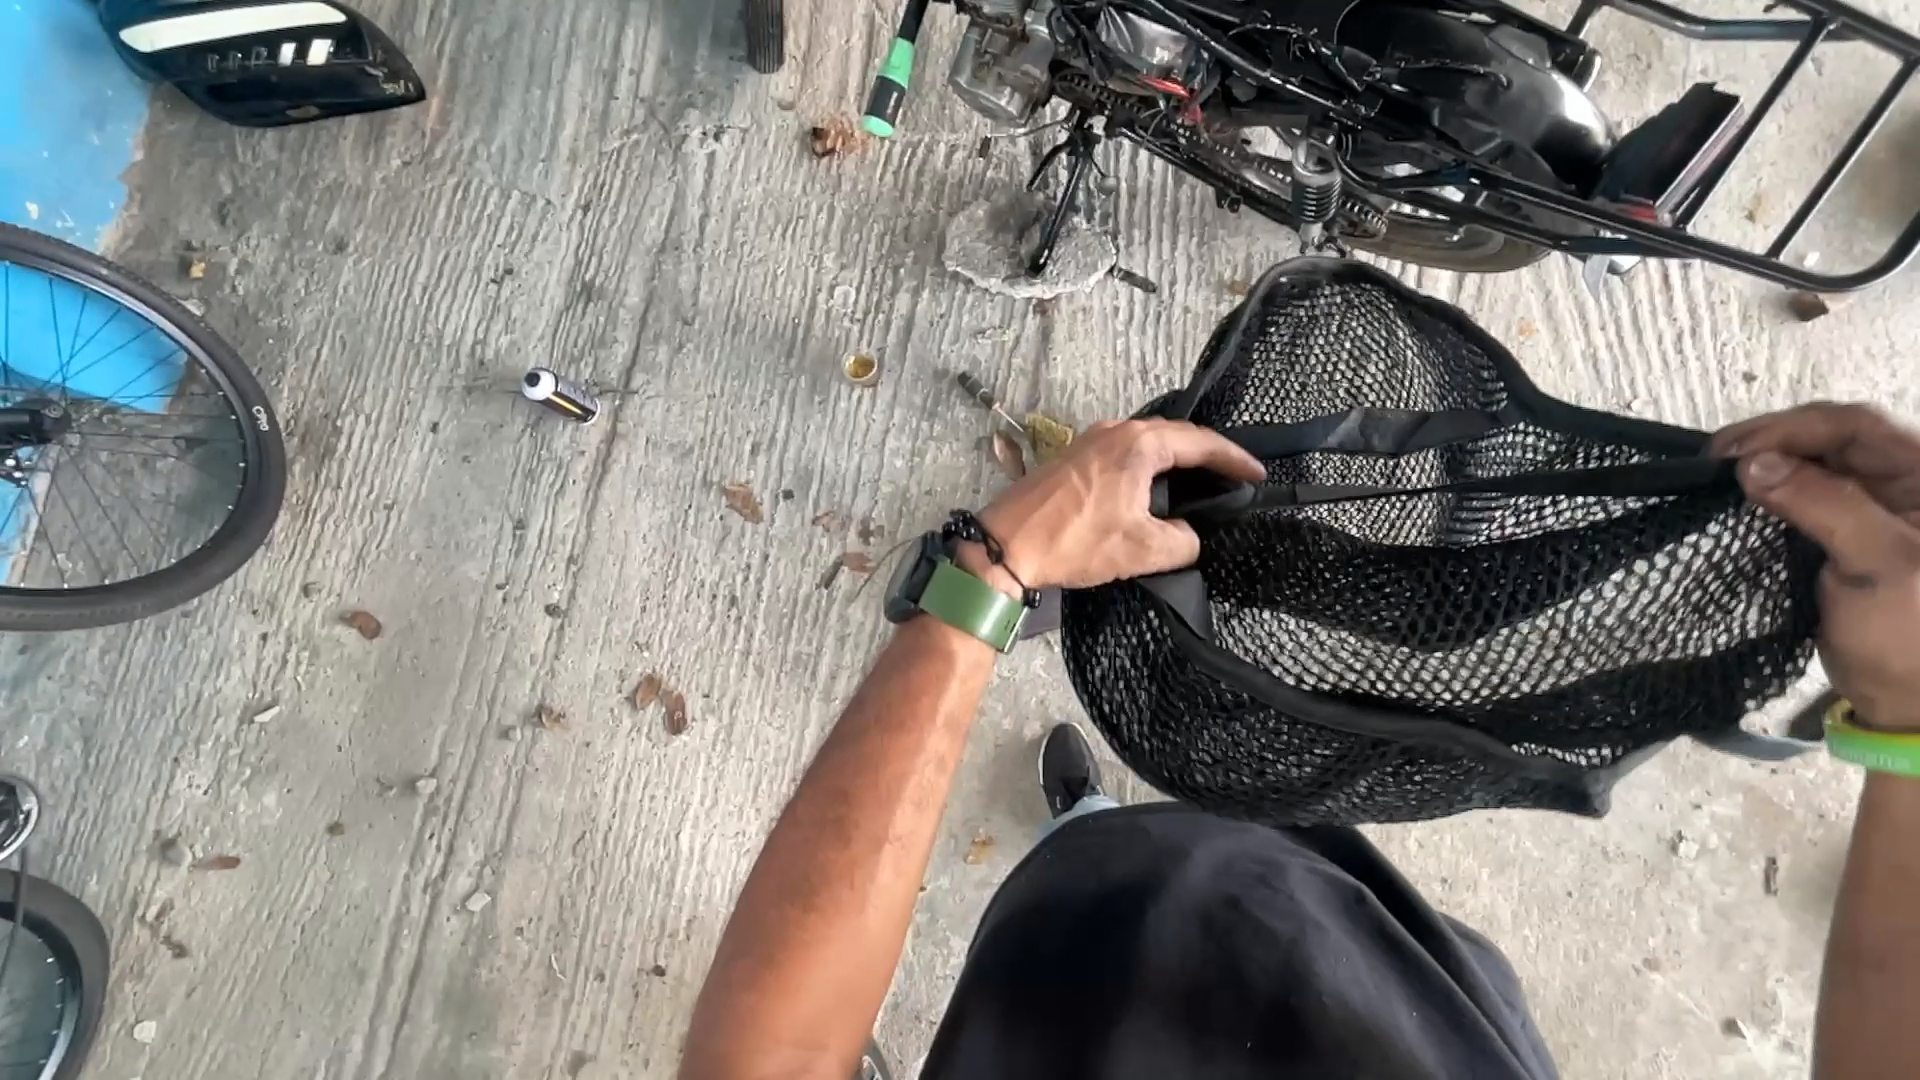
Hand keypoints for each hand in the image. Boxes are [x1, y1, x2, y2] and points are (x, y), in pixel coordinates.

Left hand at [960, 418, 1265, 591]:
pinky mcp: (1071, 458)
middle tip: (1232, 477)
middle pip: (1173, 437)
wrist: (1006, 545)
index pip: (1200, 443)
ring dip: (1172, 462)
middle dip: (1206, 456)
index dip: (1233, 459)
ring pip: (1145, 445)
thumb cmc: (1075, 541)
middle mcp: (1114, 431)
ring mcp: (1088, 441)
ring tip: (1197, 485)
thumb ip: (1182, 542)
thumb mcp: (1141, 550)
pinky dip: (1145, 469)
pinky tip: (1151, 491)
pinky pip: (1122, 455)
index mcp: (1138, 444)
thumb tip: (1188, 536)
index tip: (1257, 474)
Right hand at [1712, 403, 1919, 730]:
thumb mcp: (1881, 566)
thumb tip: (1752, 463)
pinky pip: (1802, 496)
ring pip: (1814, 464)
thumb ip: (1824, 506)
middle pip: (1833, 437)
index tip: (1727, 453)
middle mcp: (1910, 487)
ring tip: (1714, 477)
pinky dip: (1765, 490)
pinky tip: (1736, 498)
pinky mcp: (1844, 536)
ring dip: (1763, 463)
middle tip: (1710, 462)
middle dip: (1770, 441)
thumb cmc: (1914, 634)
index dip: (1790, 429)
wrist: (1915, 700)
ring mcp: (1876, 511)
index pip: (1857, 428)